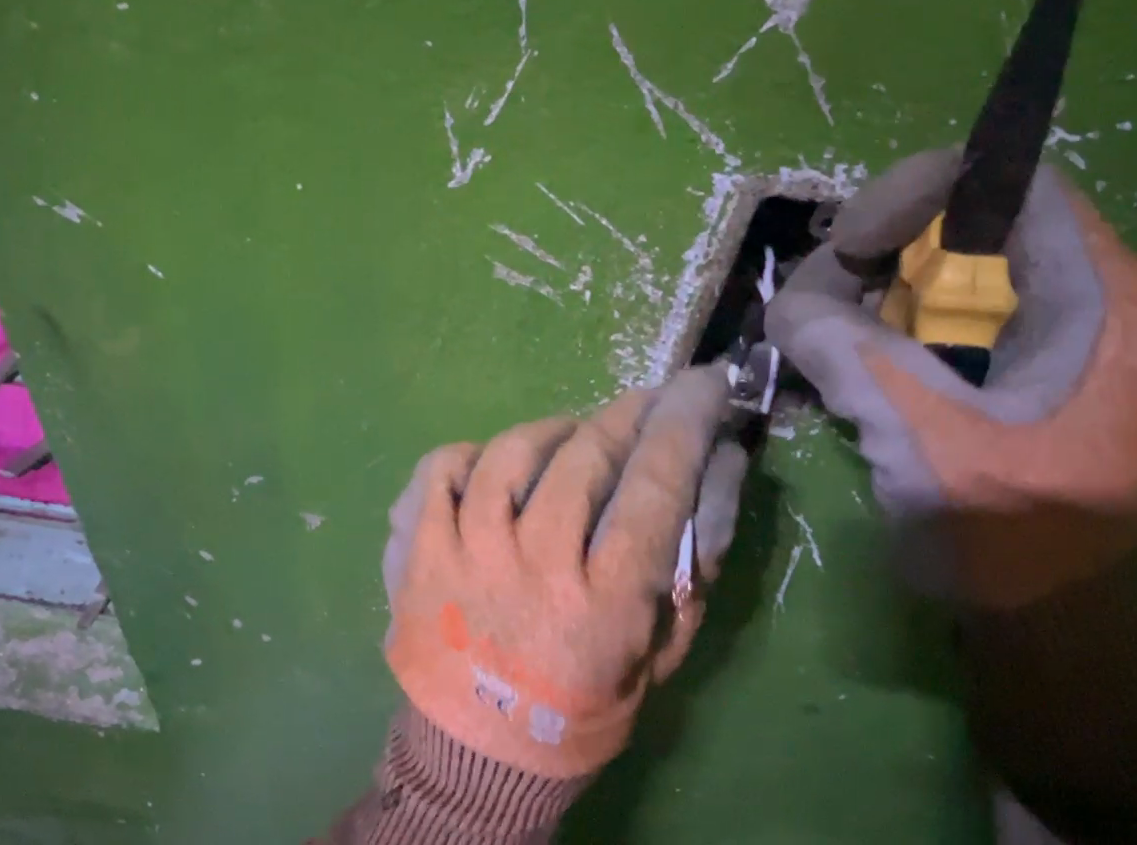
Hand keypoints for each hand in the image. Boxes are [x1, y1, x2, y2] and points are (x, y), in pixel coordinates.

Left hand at [380, 367, 746, 777]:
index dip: (687, 421)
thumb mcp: (664, 646)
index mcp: (605, 601)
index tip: (705, 384)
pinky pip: (443, 467)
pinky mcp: (419, 549)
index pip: (656, 483)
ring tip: (575, 439)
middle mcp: (533, 565)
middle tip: (646, 406)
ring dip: (556, 431)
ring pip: (513, 450)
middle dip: (628, 415)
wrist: (481, 752)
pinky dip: (475, 453)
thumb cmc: (588, 703)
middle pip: (586, 455)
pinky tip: (497, 468)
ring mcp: (466, 551)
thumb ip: (697, 558)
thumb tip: (717, 461)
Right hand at [765, 147, 1136, 608]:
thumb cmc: (1006, 533)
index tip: (849, 248)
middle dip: (883, 247)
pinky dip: (890, 316)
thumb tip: (784, 303)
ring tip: (826, 334)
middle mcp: (1093, 293)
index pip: (1009, 181)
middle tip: (823, 298)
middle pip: (973, 215)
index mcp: (1099, 299)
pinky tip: (854, 357)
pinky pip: (948, 302)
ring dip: (877, 285)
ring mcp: (1062, 325)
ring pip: (952, 258)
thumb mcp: (917, 436)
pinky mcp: (1028, 355)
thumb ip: (846, 353)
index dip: (916, 192)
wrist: (1047, 616)